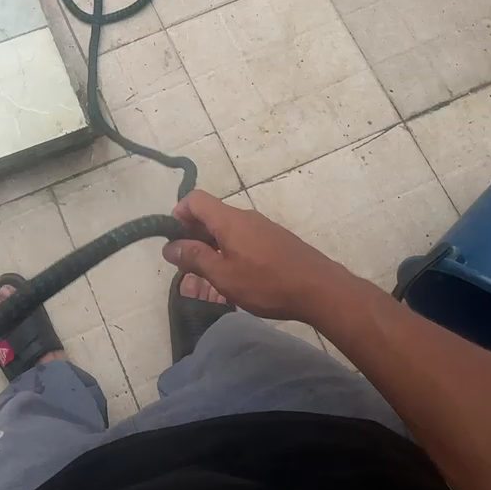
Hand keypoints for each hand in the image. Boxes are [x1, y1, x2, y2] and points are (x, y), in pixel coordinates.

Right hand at [161, 191, 348, 320]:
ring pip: (228, 227)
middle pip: (211, 213)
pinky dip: (232, 248)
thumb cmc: (267, 283)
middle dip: (194, 234)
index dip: (179, 214)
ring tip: (213, 273)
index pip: (195, 199)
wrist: (321, 290)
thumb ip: (194, 259)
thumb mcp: (223, 276)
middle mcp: (244, 216)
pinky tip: (239, 274)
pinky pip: (245, 236)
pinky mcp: (276, 240)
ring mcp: (263, 227)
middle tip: (190, 263)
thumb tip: (169, 247)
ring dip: (214, 244)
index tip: (175, 240)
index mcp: (228, 219)